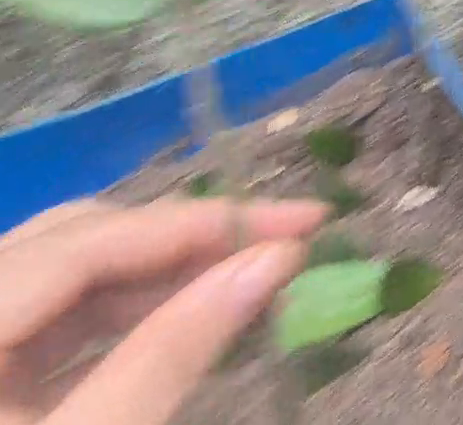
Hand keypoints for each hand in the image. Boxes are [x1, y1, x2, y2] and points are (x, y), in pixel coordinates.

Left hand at [0, 198, 327, 424]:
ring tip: (246, 277)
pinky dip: (125, 306)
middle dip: (187, 235)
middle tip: (283, 245)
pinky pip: (46, 314)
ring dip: (163, 267)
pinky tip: (185, 314)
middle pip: (72, 239)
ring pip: (61, 270)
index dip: (206, 220)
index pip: (90, 240)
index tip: (310, 221)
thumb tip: (279, 257)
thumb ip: (177, 348)